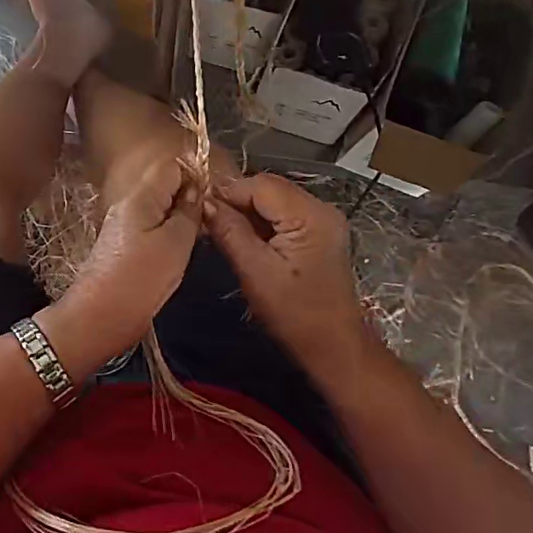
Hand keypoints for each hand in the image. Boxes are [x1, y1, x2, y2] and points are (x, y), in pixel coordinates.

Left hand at [51, 159, 201, 364]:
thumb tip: (196, 189)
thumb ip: (189, 211)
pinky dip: (168, 235)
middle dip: (190, 199)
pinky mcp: (123, 247)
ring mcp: (123, 226)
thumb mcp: (176, 242)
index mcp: (140, 197)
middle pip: (165, 187)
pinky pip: (151, 229)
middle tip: (211, 221)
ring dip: (180, 219)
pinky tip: (179, 252)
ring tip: (198, 238)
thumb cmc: (141, 277)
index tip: (215, 199)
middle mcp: (128, 206)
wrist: (101, 316)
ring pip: (160, 210)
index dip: (196, 175)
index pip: (172, 167)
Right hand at [202, 174, 368, 371]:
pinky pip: (282, 213)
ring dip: (245, 210)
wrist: (334, 347)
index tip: (199, 209)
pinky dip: (259, 221)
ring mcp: (322, 220)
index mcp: (310, 215)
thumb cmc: (294, 314)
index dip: (226, 192)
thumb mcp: (254, 271)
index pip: (260, 184)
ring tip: (220, 228)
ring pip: (273, 199)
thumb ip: (229, 230)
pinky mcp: (317, 232)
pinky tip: (242, 236)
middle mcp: (321, 208)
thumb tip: (204, 202)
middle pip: (268, 188)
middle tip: (206, 219)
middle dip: (235, 200)